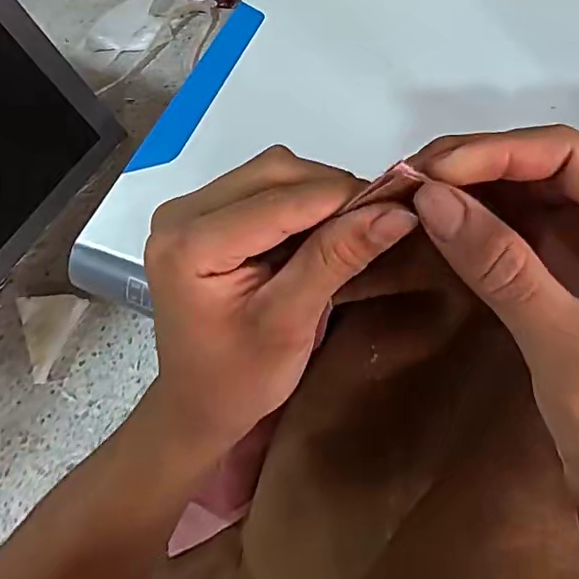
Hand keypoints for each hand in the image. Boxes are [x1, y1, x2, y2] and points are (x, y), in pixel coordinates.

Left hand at [142, 145, 418, 451]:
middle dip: (330, 190)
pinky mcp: (203, 213)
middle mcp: (181, 213)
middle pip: (274, 172)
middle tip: (376, 219)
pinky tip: (320, 231)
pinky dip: (299, 201)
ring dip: (317, 193)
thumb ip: (336, 259)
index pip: (280, 199)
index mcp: (189, 243)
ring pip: (271, 172)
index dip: (343, 197)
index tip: (397, 206)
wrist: (194, 406)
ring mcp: (188, 209)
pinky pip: (262, 186)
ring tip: (350, 228)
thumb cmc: (236, 382)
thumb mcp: (290, 323)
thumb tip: (395, 213)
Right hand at [405, 126, 578, 550]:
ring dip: (470, 197)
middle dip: (473, 171)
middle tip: (404, 184)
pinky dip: (479, 232)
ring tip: (410, 200)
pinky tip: (440, 230)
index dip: (492, 151)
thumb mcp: (573, 351)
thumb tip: (429, 196)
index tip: (427, 172)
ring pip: (528, 202)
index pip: (567, 155)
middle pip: (544, 171)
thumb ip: (500, 266)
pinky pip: (523, 241)